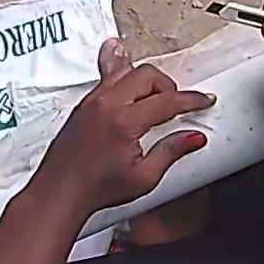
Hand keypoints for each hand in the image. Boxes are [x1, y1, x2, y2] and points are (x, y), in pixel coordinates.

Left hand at [25, 39, 213, 216]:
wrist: (59, 192)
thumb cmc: (95, 189)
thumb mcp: (144, 177)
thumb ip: (171, 152)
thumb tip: (194, 138)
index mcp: (123, 122)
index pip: (167, 100)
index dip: (191, 100)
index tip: (203, 100)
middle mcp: (106, 105)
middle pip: (147, 75)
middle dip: (168, 86)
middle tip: (177, 104)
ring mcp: (92, 102)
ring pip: (125, 71)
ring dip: (145, 80)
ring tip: (155, 96)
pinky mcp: (83, 105)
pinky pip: (106, 78)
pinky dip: (123, 76)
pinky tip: (127, 75)